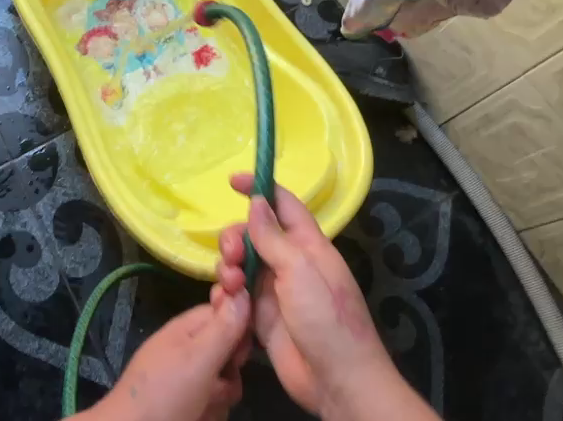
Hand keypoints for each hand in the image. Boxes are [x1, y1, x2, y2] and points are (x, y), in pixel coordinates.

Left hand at [81, 288, 250, 420]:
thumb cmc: (165, 392)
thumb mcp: (198, 358)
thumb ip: (224, 329)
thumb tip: (244, 291)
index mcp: (186, 328)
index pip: (224, 314)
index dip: (238, 330)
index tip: (240, 352)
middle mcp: (188, 351)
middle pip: (228, 353)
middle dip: (229, 373)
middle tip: (214, 384)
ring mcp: (188, 381)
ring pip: (225, 384)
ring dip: (219, 399)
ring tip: (201, 407)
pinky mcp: (190, 406)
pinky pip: (215, 406)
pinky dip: (210, 414)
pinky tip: (197, 418)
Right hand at [216, 175, 434, 420]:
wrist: (336, 381)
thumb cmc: (326, 318)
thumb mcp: (300, 271)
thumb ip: (273, 237)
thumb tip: (257, 200)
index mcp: (307, 245)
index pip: (283, 204)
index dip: (260, 188)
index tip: (231, 181)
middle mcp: (289, 262)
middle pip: (253, 234)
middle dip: (236, 237)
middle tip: (231, 254)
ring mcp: (273, 290)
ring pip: (240, 263)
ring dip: (228, 267)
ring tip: (230, 285)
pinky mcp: (260, 316)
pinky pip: (236, 294)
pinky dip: (226, 294)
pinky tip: (225, 303)